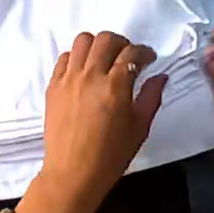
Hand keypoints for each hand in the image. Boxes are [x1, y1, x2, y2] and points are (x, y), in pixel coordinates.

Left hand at [25, 31, 167, 212]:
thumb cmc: (111, 155)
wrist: (73, 172)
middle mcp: (90, 76)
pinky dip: (76, 57)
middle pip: (106, 39)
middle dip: (122, 42)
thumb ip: (151, 97)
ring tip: (104, 59)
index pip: (132, 53)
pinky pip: (63, 58)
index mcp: (115, 87)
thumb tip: (160, 76)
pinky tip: (84, 70)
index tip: (149, 59)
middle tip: (127, 56)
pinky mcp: (53, 86)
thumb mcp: (139, 128)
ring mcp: (68, 79)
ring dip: (97, 45)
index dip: (144, 52)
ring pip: (82, 41)